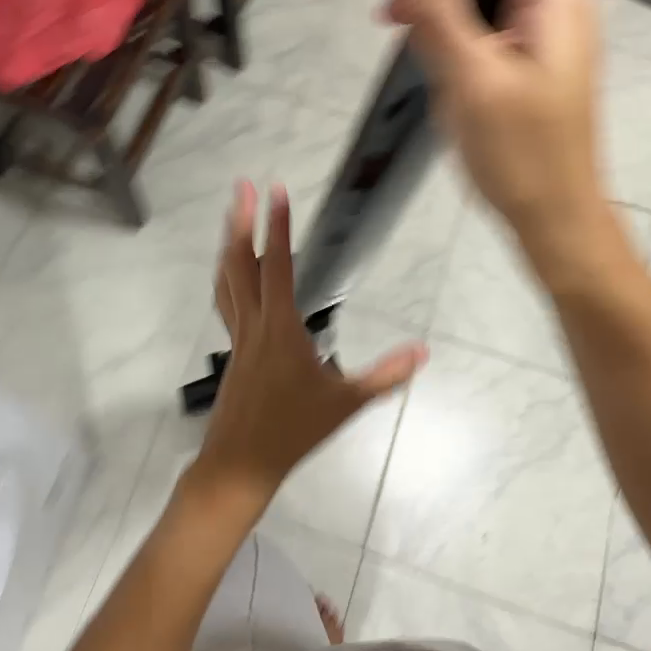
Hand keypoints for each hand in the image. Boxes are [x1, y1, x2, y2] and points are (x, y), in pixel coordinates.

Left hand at [188, 181, 426, 505]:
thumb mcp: (346, 404)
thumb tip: (423, 351)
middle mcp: (253, 324)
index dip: (277, 226)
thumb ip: (385, 376)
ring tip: (232, 215)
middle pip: (241, 262)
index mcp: (280, 329)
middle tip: (241, 186)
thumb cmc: (294, 432)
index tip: (276, 191)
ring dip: (229, 243)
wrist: (239, 464)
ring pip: (227, 279)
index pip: (277, 265)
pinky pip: (226, 300)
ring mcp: (238, 336)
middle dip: (241, 221)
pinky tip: (232, 272)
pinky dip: (227, 275)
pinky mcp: (233, 350)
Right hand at [379, 0, 604, 240]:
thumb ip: (437, 4)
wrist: (550, 219)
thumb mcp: (472, 73)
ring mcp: (534, 32)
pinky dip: (446, 25)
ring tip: (388, 9)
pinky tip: (410, 36)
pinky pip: (479, 23)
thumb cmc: (523, 150)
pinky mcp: (516, 60)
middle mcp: (550, 0)